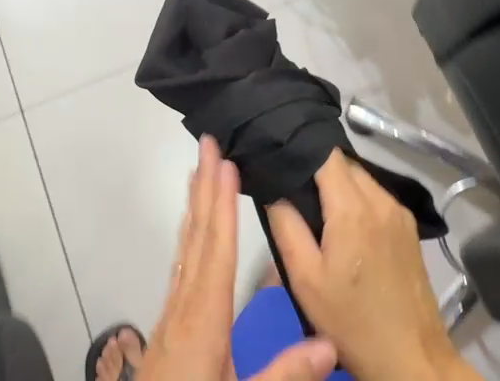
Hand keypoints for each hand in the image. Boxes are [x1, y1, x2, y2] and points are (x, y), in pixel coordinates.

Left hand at [140, 136, 338, 380]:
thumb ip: (284, 374)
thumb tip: (330, 343)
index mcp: (203, 321)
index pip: (215, 248)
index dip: (222, 202)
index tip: (224, 160)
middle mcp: (183, 308)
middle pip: (195, 236)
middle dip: (203, 187)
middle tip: (206, 141)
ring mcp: (172, 316)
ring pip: (185, 248)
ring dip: (194, 206)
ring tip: (200, 171)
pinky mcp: (169, 329)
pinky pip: (181, 267)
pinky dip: (189, 238)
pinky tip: (194, 235)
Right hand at [266, 151, 470, 380]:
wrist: (411, 359)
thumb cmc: (351, 321)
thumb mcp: (305, 278)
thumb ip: (285, 225)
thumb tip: (275, 189)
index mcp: (353, 209)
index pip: (325, 154)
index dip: (301, 151)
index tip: (280, 159)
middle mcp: (381, 201)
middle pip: (344, 164)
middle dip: (317, 169)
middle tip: (291, 189)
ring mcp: (400, 214)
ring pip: (362, 179)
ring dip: (339, 186)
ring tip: (314, 209)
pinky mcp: (410, 230)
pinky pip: (377, 198)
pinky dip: (357, 201)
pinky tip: (343, 227)